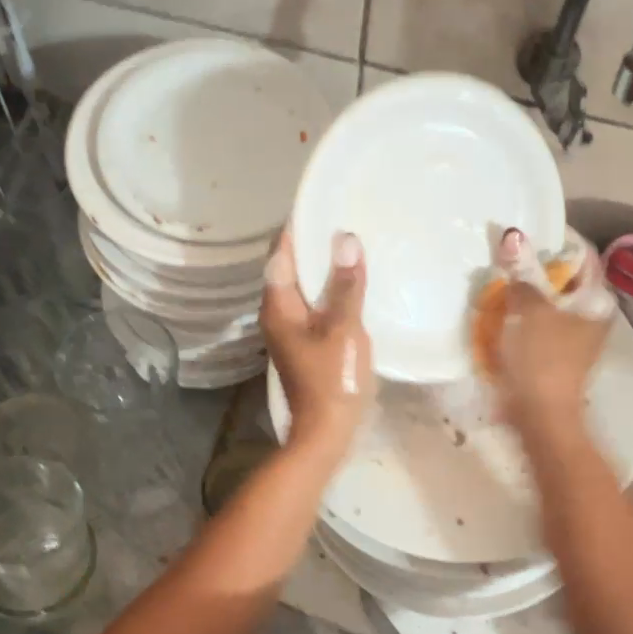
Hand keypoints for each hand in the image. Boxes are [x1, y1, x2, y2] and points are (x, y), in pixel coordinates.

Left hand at [262, 230, 375, 460]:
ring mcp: (290, 331)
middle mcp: (277, 314)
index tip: (323, 200)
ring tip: (355, 245)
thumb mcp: (344, 328)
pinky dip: (331, 291)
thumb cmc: (333, 380)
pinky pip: (315, 306)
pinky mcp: (305, 345)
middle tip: (347, 218)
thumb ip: (346, 284)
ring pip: (305, 288)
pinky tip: (355, 286)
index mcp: (278, 305)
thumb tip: (345, 238)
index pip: (280, 251)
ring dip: (325, 268)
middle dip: (315, 243)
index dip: (298, 224)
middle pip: (291, 267)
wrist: (325, 433)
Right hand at [492, 227, 612, 437]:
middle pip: (564, 280)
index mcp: (597, 300)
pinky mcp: (555, 360)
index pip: (582, 254)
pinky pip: (537, 327)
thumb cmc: (541, 358)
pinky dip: (521, 318)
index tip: (526, 231)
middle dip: (535, 268)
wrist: (540, 418)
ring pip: (549, 305)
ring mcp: (574, 341)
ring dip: (525, 294)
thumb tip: (512, 234)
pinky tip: (500, 315)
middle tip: (505, 256)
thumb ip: (521, 272)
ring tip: (497, 283)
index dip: (556, 238)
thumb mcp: (529, 308)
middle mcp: (592, 317)